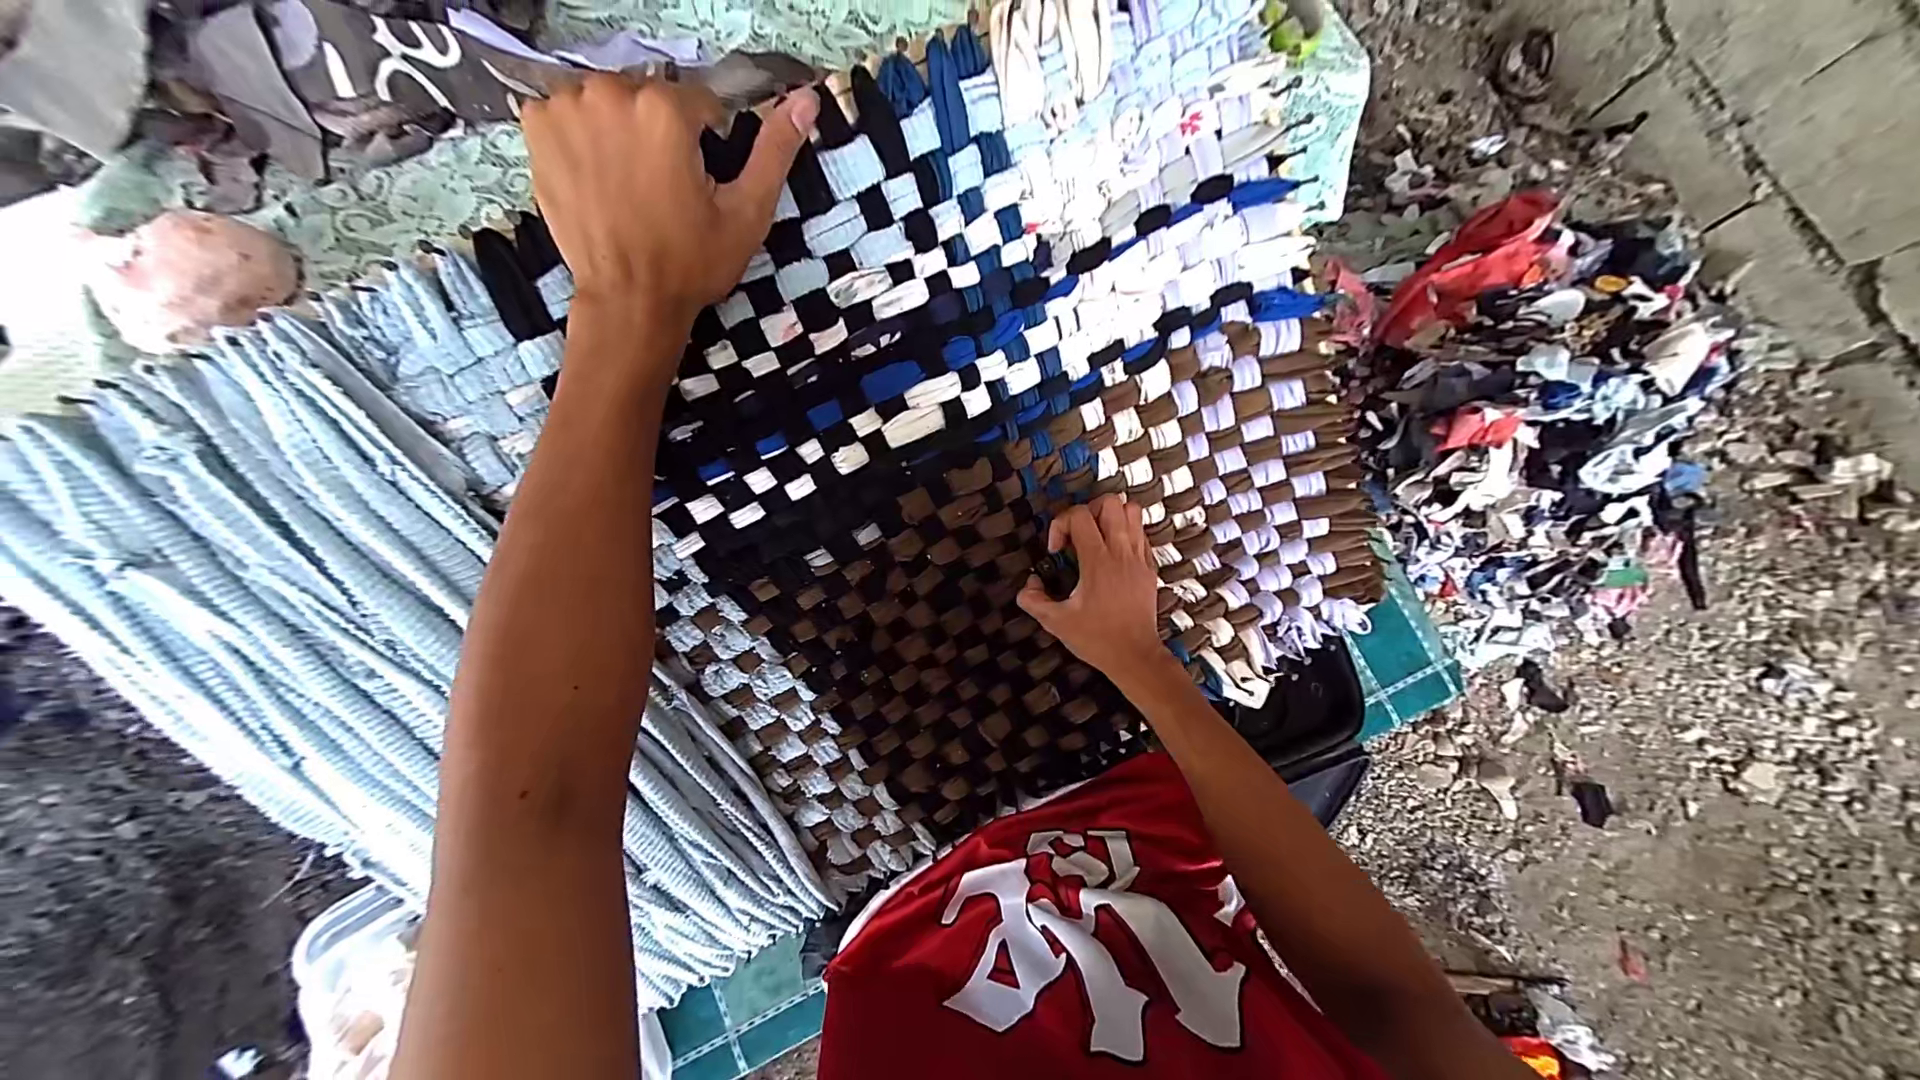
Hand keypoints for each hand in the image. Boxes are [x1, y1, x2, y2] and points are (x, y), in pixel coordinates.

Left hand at [520, 75, 817, 327]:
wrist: (630, 300)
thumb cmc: (693, 263)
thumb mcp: (747, 213)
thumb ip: (775, 151)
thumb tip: (807, 101)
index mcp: (665, 110)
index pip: (701, 105)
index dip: (707, 146)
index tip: (699, 185)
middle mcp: (611, 93)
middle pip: (652, 99)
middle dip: (662, 135)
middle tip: (665, 191)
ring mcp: (567, 108)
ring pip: (612, 104)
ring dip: (623, 133)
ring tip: (632, 187)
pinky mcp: (538, 128)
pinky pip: (571, 114)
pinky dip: (586, 138)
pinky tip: (599, 178)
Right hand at [1017, 494, 1175, 680]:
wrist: (1135, 656)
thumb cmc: (1098, 639)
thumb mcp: (1056, 623)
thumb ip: (1033, 601)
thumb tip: (1029, 585)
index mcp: (1098, 562)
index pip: (1079, 516)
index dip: (1060, 524)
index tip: (1056, 550)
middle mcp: (1121, 553)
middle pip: (1109, 503)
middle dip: (1086, 511)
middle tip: (1076, 535)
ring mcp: (1139, 558)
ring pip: (1131, 511)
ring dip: (1109, 517)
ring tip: (1095, 537)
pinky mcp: (1150, 567)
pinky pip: (1141, 533)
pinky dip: (1125, 533)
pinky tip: (1111, 554)